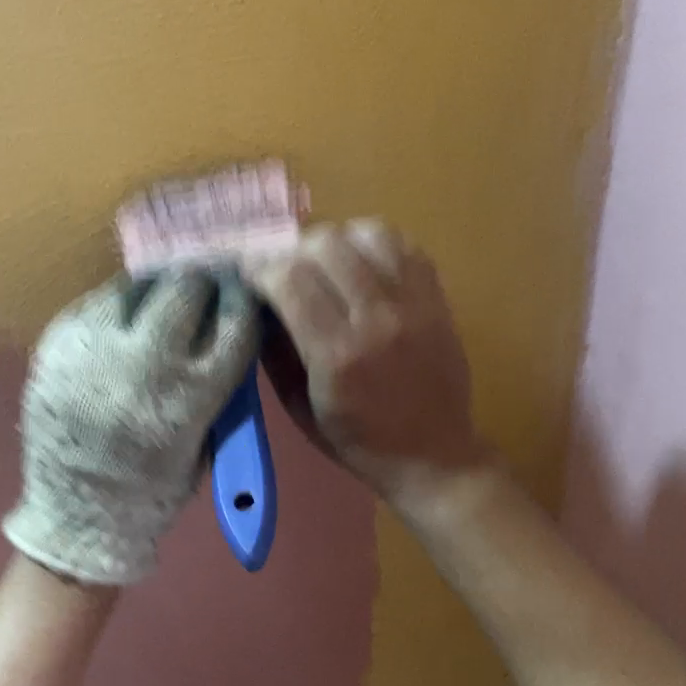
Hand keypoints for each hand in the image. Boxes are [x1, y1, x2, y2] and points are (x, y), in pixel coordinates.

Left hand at [3, 269, 258, 584]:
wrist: (76, 514)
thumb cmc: (153, 488)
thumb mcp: (206, 441)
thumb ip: (219, 382)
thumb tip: (224, 321)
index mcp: (191, 394)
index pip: (235, 319)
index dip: (242, 298)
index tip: (240, 291)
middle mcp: (145, 361)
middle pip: (187, 286)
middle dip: (200, 284)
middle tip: (200, 289)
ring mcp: (96, 347)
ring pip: (138, 285)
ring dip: (156, 290)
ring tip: (158, 304)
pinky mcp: (58, 341)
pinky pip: (97, 301)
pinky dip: (116, 307)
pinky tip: (120, 324)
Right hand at [246, 220, 486, 504]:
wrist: (432, 453)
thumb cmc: (356, 440)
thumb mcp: (299, 407)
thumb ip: (274, 351)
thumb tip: (253, 300)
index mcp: (336, 356)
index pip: (288, 279)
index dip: (259, 266)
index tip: (248, 272)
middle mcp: (376, 320)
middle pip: (325, 244)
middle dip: (293, 251)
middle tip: (286, 271)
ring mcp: (412, 304)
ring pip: (366, 232)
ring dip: (335, 241)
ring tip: (326, 264)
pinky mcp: (436, 297)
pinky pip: (402, 243)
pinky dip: (373, 243)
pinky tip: (361, 264)